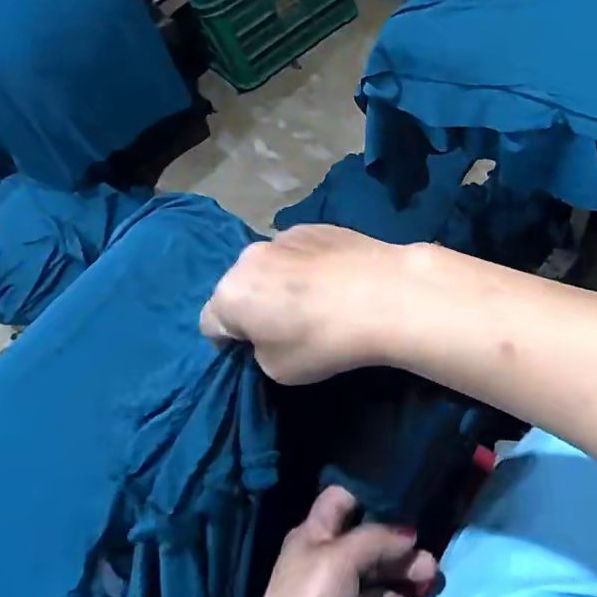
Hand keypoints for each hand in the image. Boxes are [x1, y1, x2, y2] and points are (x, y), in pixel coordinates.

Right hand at [200, 225, 424, 384]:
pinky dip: (307, 265)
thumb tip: (267, 332)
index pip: (211, 323)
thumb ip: (259, 350)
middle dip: (254, 306)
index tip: (256, 349)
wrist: (385, 295)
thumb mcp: (278, 369)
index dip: (229, 341)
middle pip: (238, 288)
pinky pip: (298, 251)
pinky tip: (335, 280)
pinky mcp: (314, 226)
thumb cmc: (323, 341)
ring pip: (268, 266)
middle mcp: (247, 258)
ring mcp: (281, 236)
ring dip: (280, 281)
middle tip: (287, 325)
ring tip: (316, 300)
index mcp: (229, 294)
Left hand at [216, 486, 436, 596]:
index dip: (369, 499)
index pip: (340, 500)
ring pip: (379, 575)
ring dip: (405, 580)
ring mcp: (339, 593)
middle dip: (399, 547)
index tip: (404, 506)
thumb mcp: (338, 560)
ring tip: (429, 588)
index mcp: (314, 533)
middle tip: (429, 562)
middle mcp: (326, 558)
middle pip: (368, 540)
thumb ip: (373, 539)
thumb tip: (408, 531)